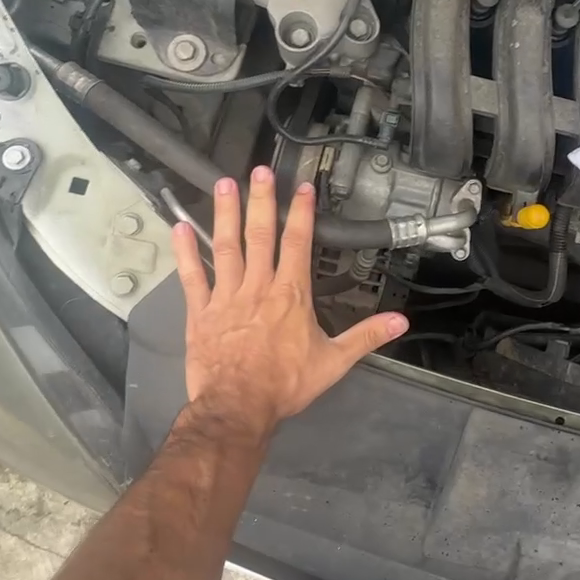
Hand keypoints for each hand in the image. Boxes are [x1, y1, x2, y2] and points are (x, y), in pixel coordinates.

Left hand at [172, 166, 407, 439]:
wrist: (237, 408)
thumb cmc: (286, 383)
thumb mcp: (334, 361)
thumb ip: (366, 336)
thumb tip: (400, 322)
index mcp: (291, 294)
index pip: (298, 242)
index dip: (301, 212)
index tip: (303, 188)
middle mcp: (259, 286)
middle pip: (260, 234)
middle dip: (261, 200)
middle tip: (259, 170)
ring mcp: (226, 296)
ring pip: (226, 246)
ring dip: (225, 213)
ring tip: (223, 184)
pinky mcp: (200, 312)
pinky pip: (192, 276)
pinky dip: (186, 252)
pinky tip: (179, 227)